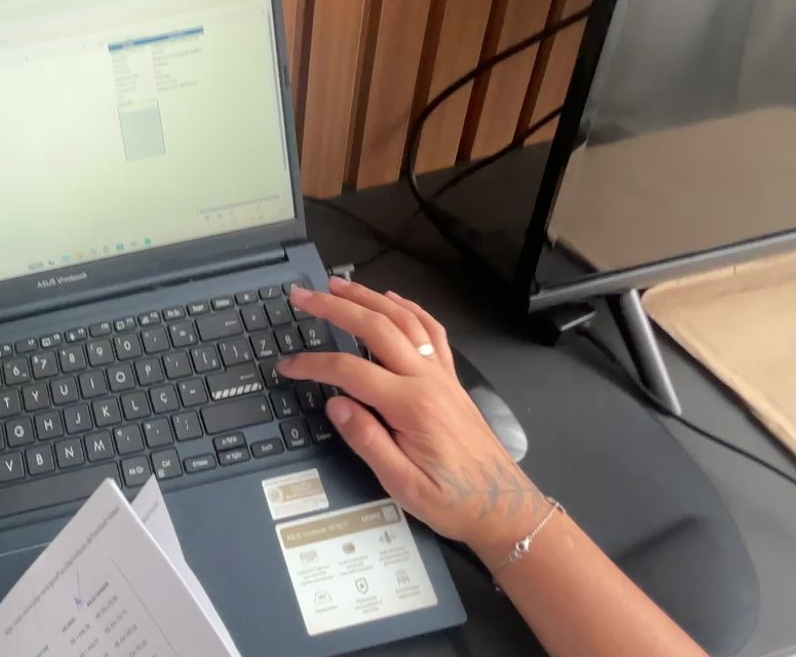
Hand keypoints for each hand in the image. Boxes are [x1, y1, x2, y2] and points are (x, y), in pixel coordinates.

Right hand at [276, 279, 548, 556]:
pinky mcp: (450, 378)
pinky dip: (409, 308)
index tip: (287, 365)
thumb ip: (367, 441)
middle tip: (303, 296)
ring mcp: (441, 375)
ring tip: (338, 285)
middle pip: (375, 327)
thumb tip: (335, 404)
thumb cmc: (454, 501)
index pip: (349, 370)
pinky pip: (431, 331)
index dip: (313, 364)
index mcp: (411, 406)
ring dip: (367, 297)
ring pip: (402, 320)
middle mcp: (427, 380)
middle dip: (334, 307)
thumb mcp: (403, 486)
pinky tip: (392, 298)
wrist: (507, 510)